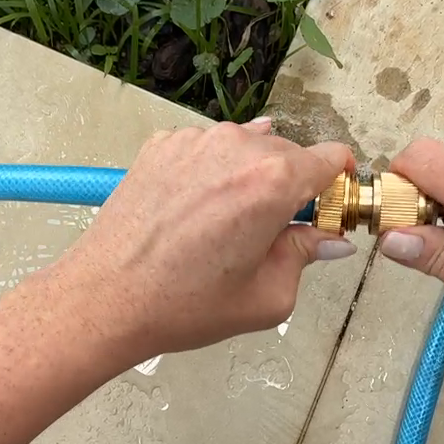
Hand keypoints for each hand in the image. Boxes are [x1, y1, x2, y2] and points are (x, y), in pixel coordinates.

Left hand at [38, 119, 356, 364]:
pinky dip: (211, 172)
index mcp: (271, 182)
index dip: (337, 184)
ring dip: (249, 177)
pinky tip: (195, 210)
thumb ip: (306, 257)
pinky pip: (206, 150)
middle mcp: (235, 147)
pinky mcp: (162, 145)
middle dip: (291, 187)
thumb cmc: (182, 303)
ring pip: (246, 148)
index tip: (328, 207)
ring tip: (226, 224)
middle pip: (289, 153)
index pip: (331, 157)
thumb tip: (329, 240)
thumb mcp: (266, 295)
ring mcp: (194, 141)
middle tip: (273, 230)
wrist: (106, 296)